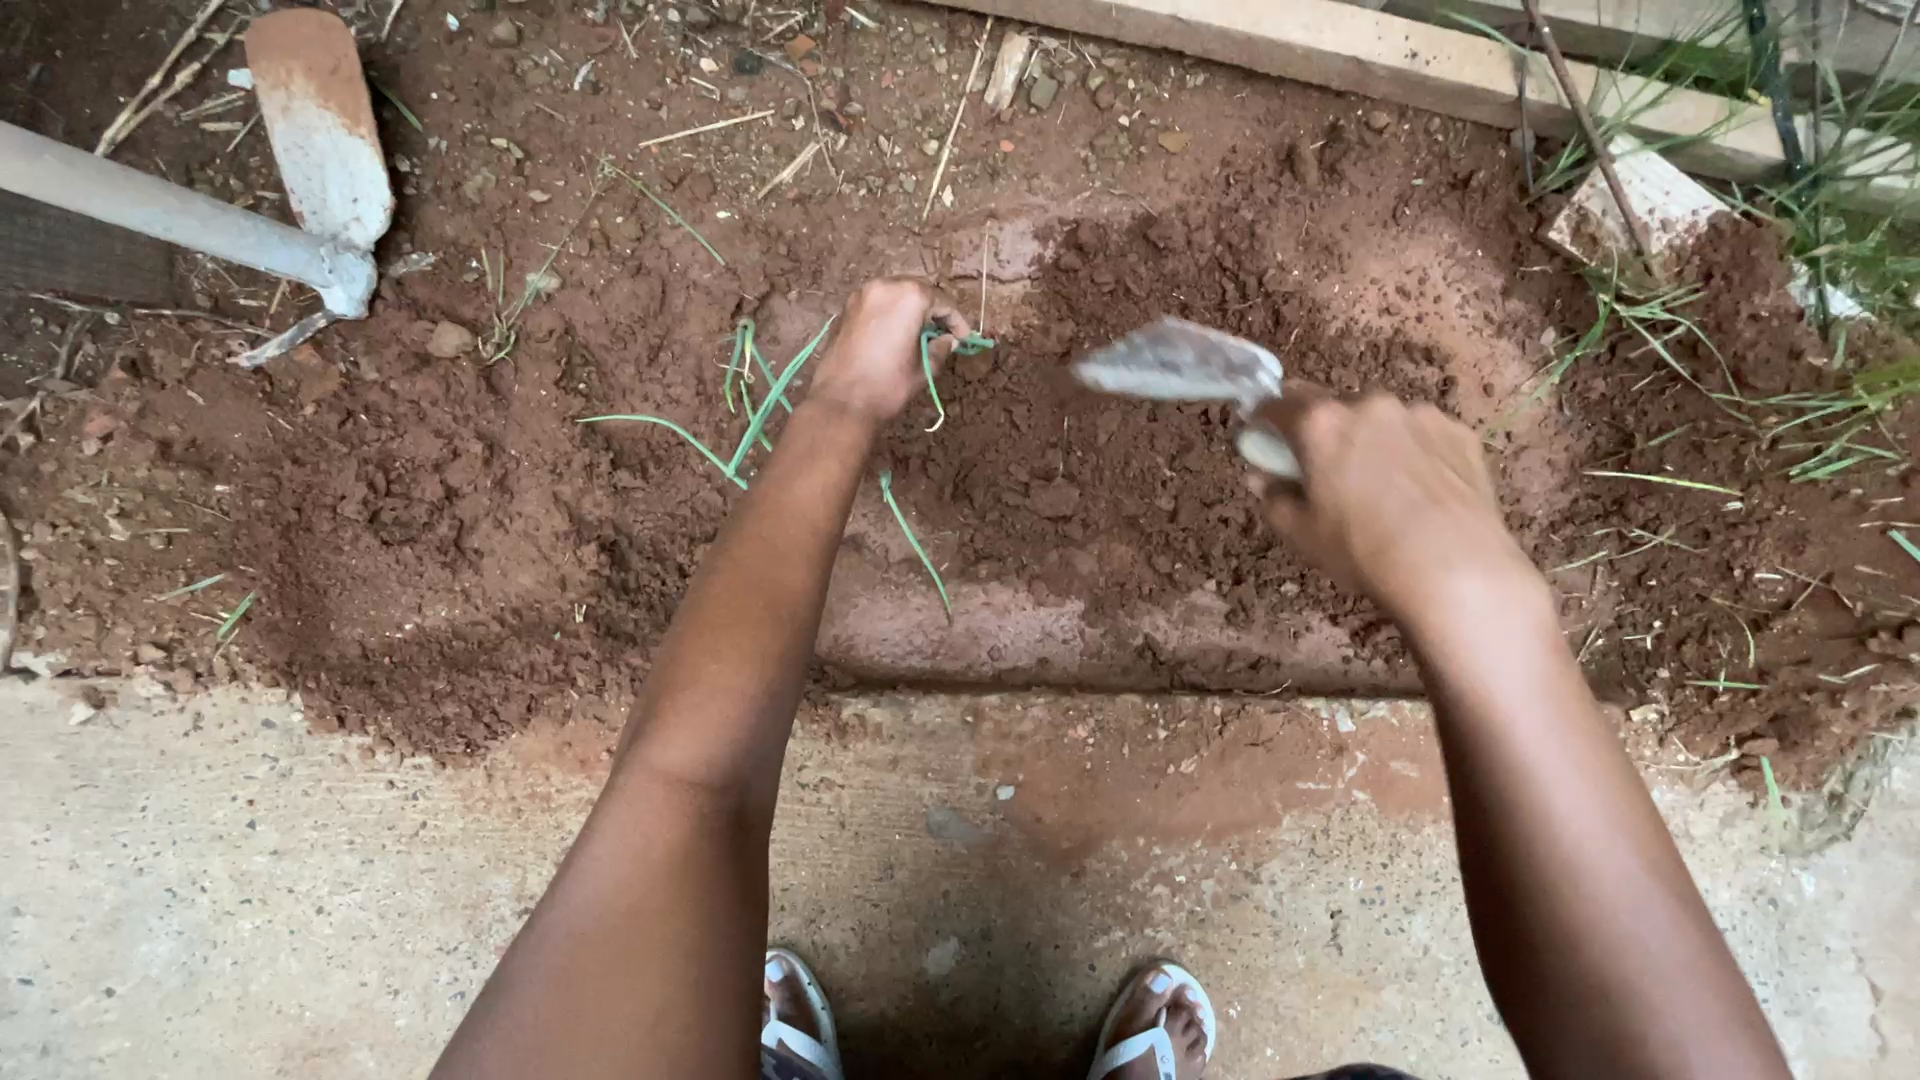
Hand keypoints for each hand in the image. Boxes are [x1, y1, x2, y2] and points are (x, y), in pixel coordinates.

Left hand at [807, 277, 971, 423]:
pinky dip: (891, 315)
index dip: (957, 321)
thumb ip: (940, 348)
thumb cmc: (887, 386)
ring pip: (895, 295)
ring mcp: (861, 296)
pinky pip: (877, 305)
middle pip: (918, 291)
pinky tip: (896, 336)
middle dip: (933, 311)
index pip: (942, 301)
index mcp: (908, 296)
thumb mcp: (923, 369)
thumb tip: (948, 340)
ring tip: (921, 335)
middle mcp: (884, 286)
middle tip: (945, 335)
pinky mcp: (846, 310)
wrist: (841, 402)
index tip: (964, 339)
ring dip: (911, 311)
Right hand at [1250, 387, 1549, 639]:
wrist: (1454, 568)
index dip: (1264, 423)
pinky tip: (1417, 491)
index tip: (1265, 444)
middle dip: (1321, 432)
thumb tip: (1264, 478)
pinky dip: (1409, 451)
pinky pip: (1419, 434)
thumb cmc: (1362, 549)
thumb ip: (1273, 496)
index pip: (1276, 404)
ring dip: (1368, 440)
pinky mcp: (1459, 432)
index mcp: (1320, 423)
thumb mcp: (1300, 532)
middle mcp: (1369, 404)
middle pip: (1331, 407)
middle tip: (1324, 472)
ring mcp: (1420, 414)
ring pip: (1378, 420)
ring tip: (1378, 485)